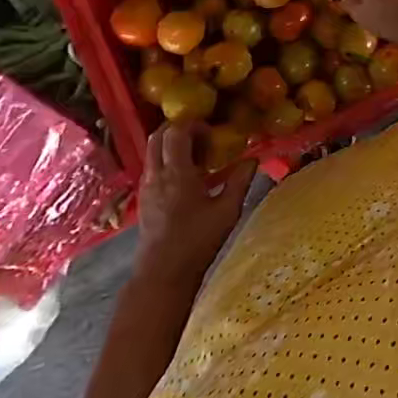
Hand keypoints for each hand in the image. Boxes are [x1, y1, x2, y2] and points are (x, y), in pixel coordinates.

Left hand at [135, 123, 251, 279]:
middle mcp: (156, 175)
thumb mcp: (228, 210)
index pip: (176, 132)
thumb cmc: (198, 241)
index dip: (194, 125)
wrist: (163, 273)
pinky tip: (187, 178)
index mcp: (177, 173)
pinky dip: (168, 161)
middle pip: (158, 136)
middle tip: (203, 137)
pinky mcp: (144, 198)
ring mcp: (147, 186)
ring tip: (198, 157)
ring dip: (172, 145)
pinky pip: (153, 167)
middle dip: (179, 128)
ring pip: (152, 151)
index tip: (212, 131)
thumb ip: (240, 181)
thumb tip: (253, 159)